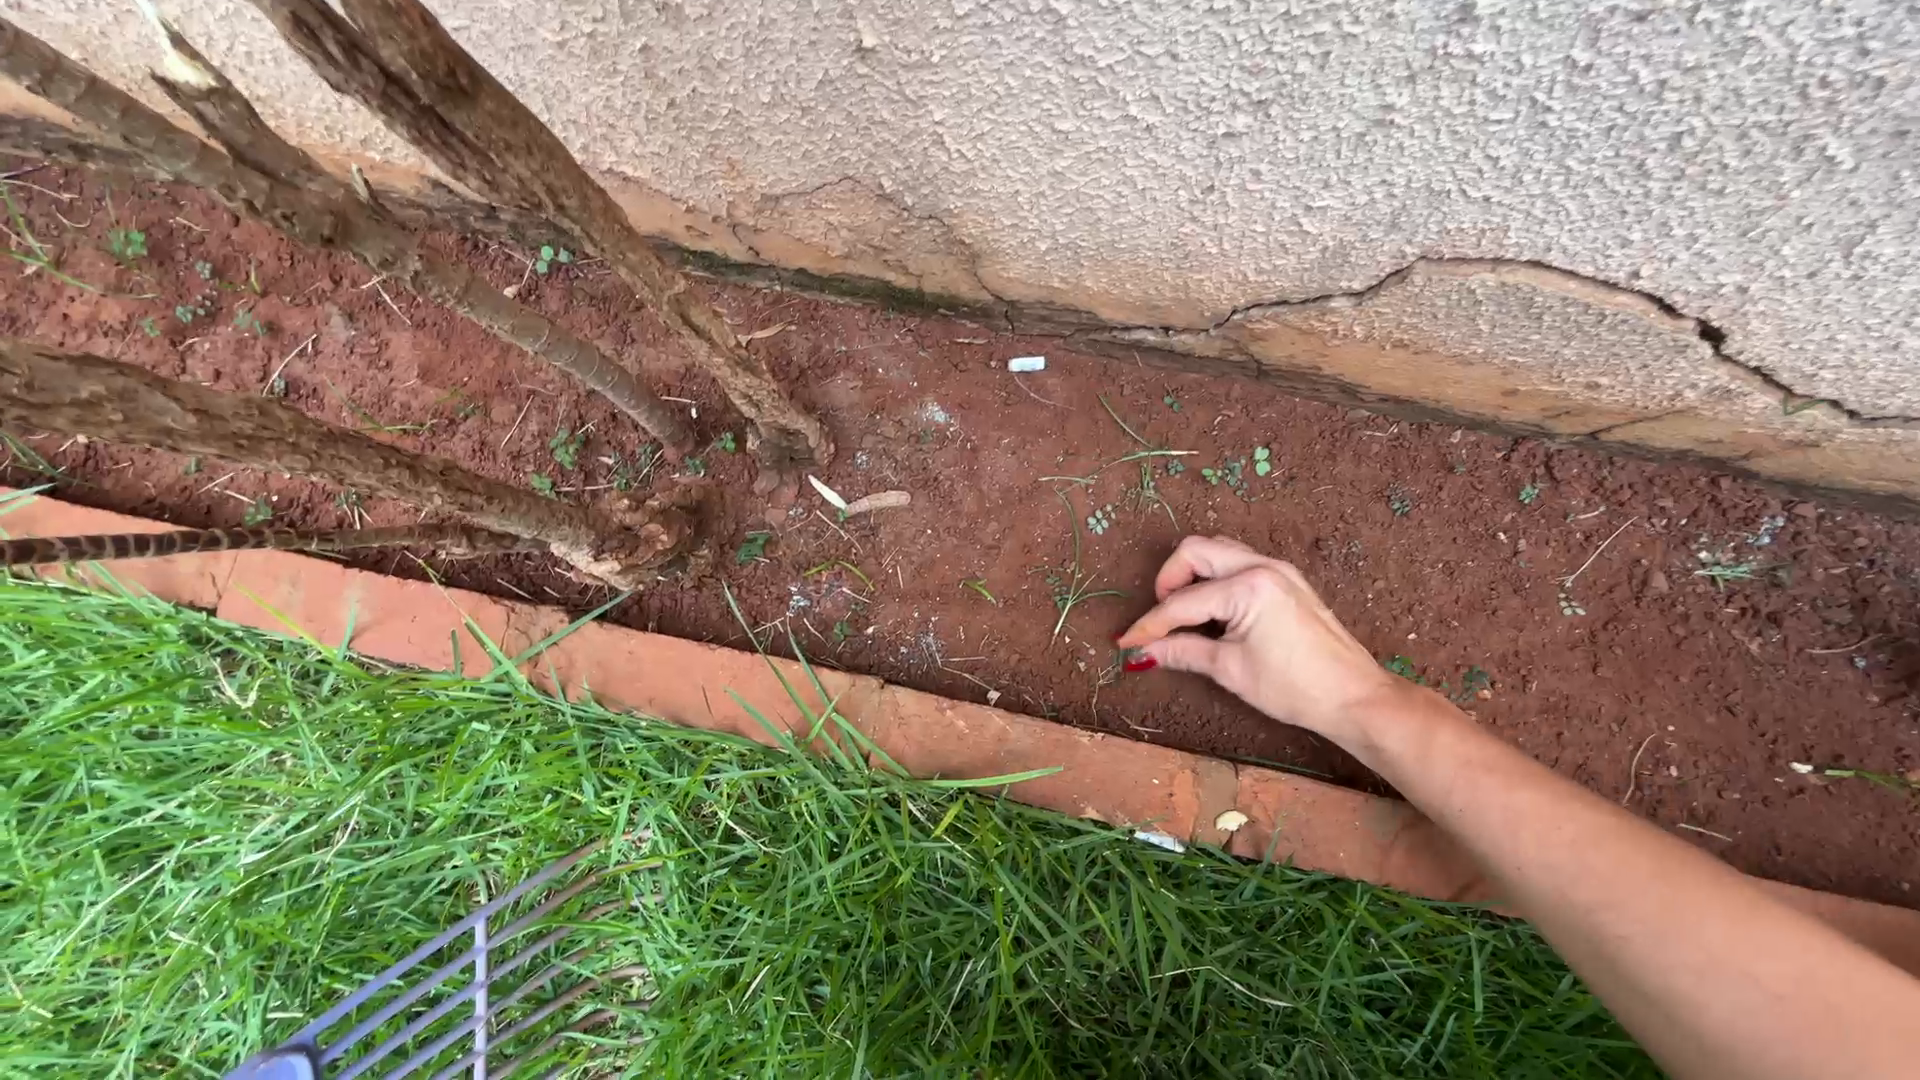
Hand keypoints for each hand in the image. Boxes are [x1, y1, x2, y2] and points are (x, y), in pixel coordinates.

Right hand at [1115, 535, 1402, 745]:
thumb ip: (1182, 652)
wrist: (1355, 697)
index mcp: (1248, 587)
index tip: (1125, 642)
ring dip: (1191, 574)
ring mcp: (1277, 569)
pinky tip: (1211, 611)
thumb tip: (1144, 653)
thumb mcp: (1230, 670)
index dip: (1149, 625)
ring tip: (1183, 613)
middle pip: (1195, 550)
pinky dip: (1214, 578)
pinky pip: (1237, 562)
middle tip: (1160, 618)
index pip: (1182, 602)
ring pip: (1217, 550)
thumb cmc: (1295, 688)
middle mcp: (1261, 566)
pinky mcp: (1285, 579)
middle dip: (1168, 580)